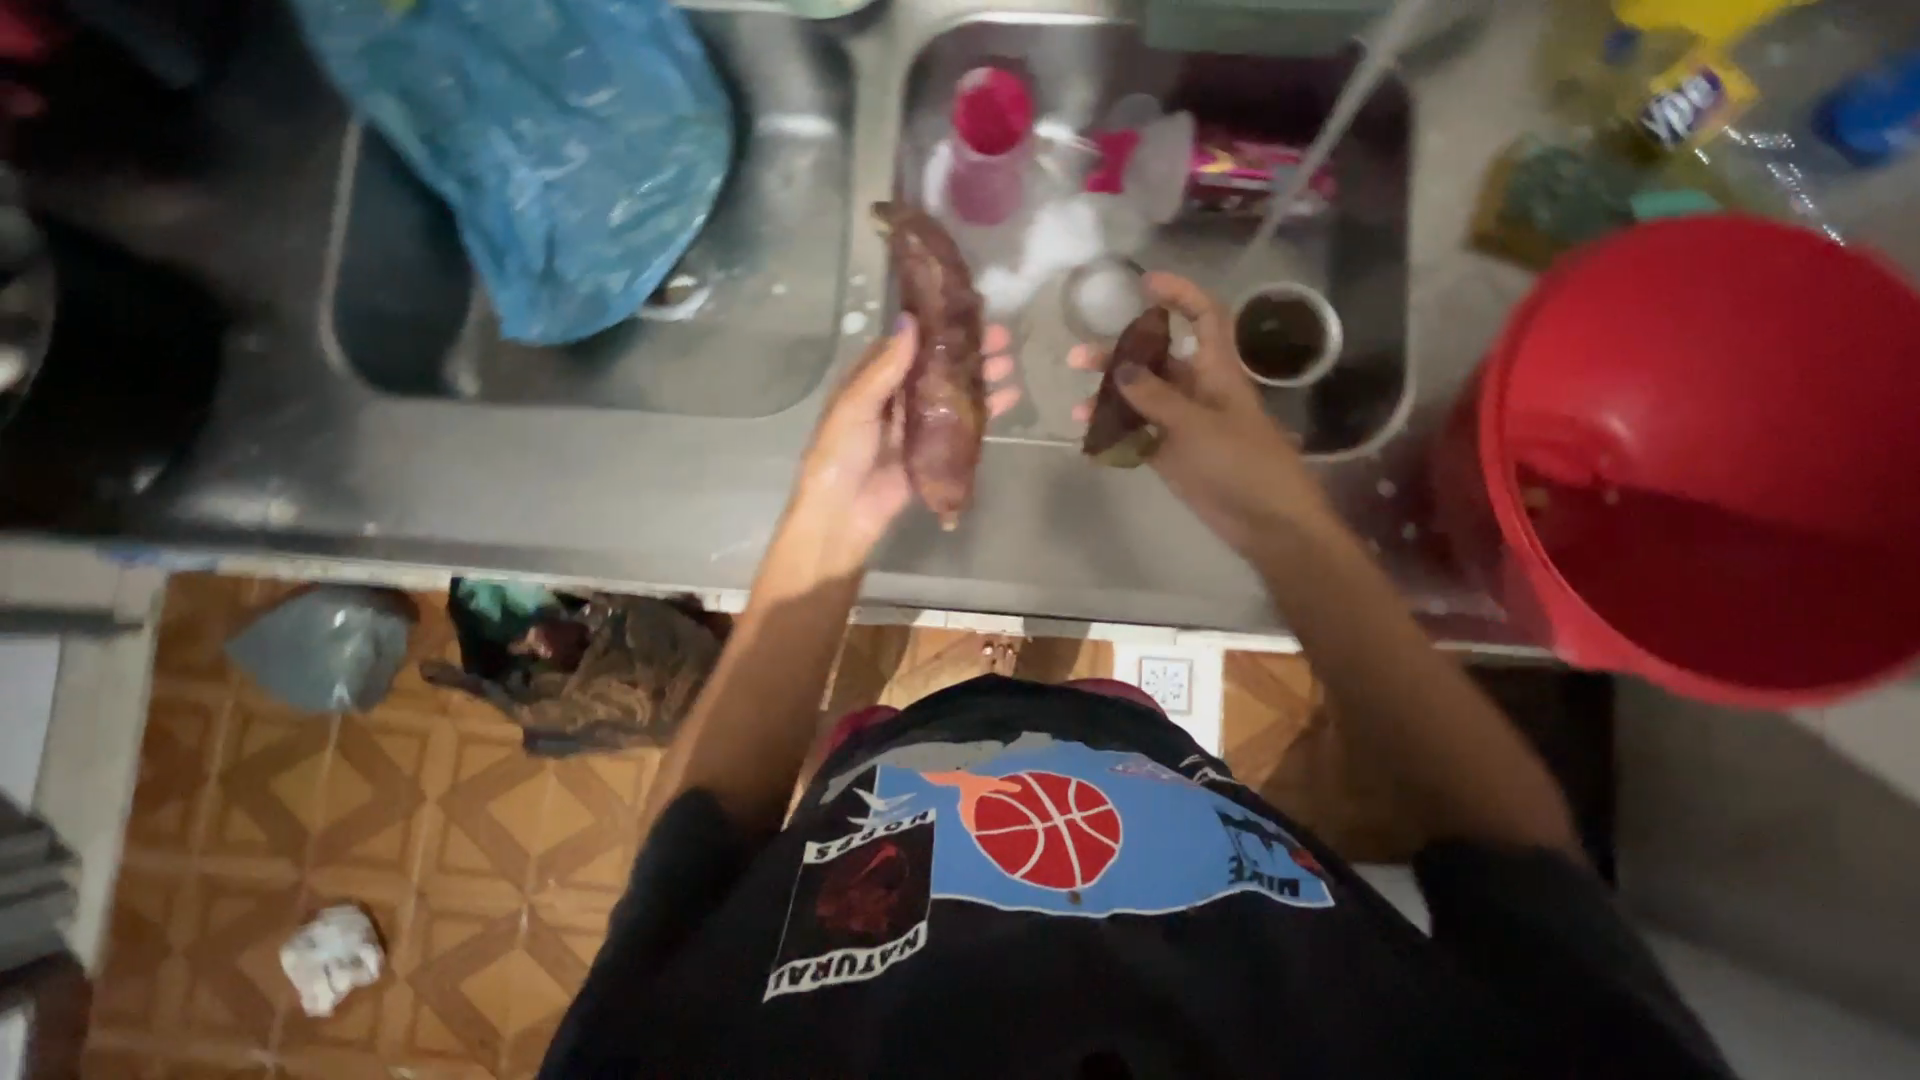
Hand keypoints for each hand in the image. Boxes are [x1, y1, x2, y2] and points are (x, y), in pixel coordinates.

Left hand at [782, 315, 1018, 576]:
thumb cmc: (839, 454)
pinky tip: (1009, 398)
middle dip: (967, 352)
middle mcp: (895, 399)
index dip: (937, 327)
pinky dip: (985, 413)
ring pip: (953, 394)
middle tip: (1002, 336)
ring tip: (1009, 362)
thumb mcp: (855, 405)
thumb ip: (884, 366)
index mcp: (871, 381)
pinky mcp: (933, 452)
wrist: (842, 514)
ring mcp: (917, 426)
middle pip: (937, 367)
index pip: (909, 344)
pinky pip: (962, 427)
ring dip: (980, 378)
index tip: (967, 311)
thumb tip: (910, 319)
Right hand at [1069, 272, 1334, 560]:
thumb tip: (1121, 368)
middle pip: (1157, 359)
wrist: (1265, 520)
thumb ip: (1156, 396)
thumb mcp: (1197, 425)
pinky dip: (1115, 432)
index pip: (1203, 317)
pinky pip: (1138, 433)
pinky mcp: (1173, 453)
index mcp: (1217, 371)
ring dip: (1110, 397)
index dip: (1180, 294)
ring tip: (1077, 406)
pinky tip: (1090, 438)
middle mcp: (1198, 390)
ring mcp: (1183, 423)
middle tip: (1079, 358)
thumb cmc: (1242, 463)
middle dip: (1120, 353)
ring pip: (1141, 398)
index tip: (1144, 285)